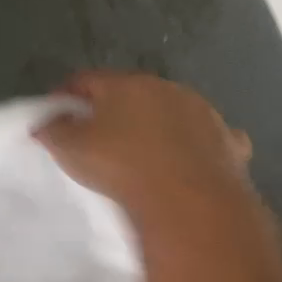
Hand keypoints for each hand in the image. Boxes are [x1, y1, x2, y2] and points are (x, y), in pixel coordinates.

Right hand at [35, 71, 252, 219]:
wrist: (190, 201)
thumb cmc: (118, 164)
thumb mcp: (64, 145)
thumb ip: (50, 127)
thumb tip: (50, 120)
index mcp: (126, 85)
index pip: (84, 79)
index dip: (62, 96)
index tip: (51, 117)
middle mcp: (169, 90)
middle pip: (128, 92)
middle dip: (107, 107)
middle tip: (88, 132)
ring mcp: (206, 114)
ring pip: (167, 111)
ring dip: (148, 123)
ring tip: (131, 149)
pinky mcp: (231, 141)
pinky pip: (201, 135)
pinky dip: (187, 142)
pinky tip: (177, 158)